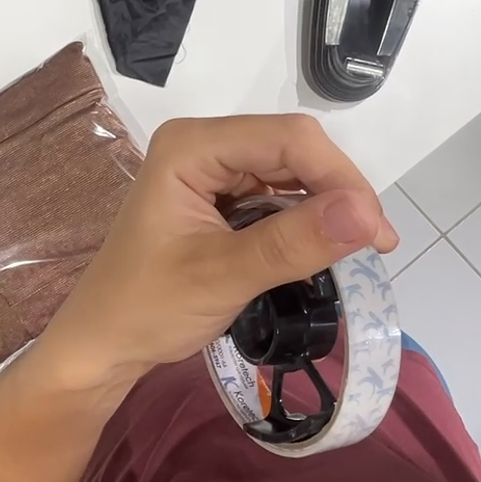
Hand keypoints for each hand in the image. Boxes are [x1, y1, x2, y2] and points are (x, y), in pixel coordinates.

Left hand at [40, 115, 397, 384]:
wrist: (104, 343)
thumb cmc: (147, 308)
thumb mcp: (223, 276)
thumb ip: (292, 243)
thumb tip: (367, 216)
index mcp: (191, 146)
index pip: (287, 139)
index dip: (339, 177)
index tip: (374, 232)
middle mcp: (203, 145)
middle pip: (293, 149)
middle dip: (338, 192)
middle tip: (375, 245)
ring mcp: (211, 170)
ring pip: (291, 172)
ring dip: (327, 206)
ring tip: (360, 249)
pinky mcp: (220, 197)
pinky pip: (277, 195)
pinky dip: (305, 219)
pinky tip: (326, 246)